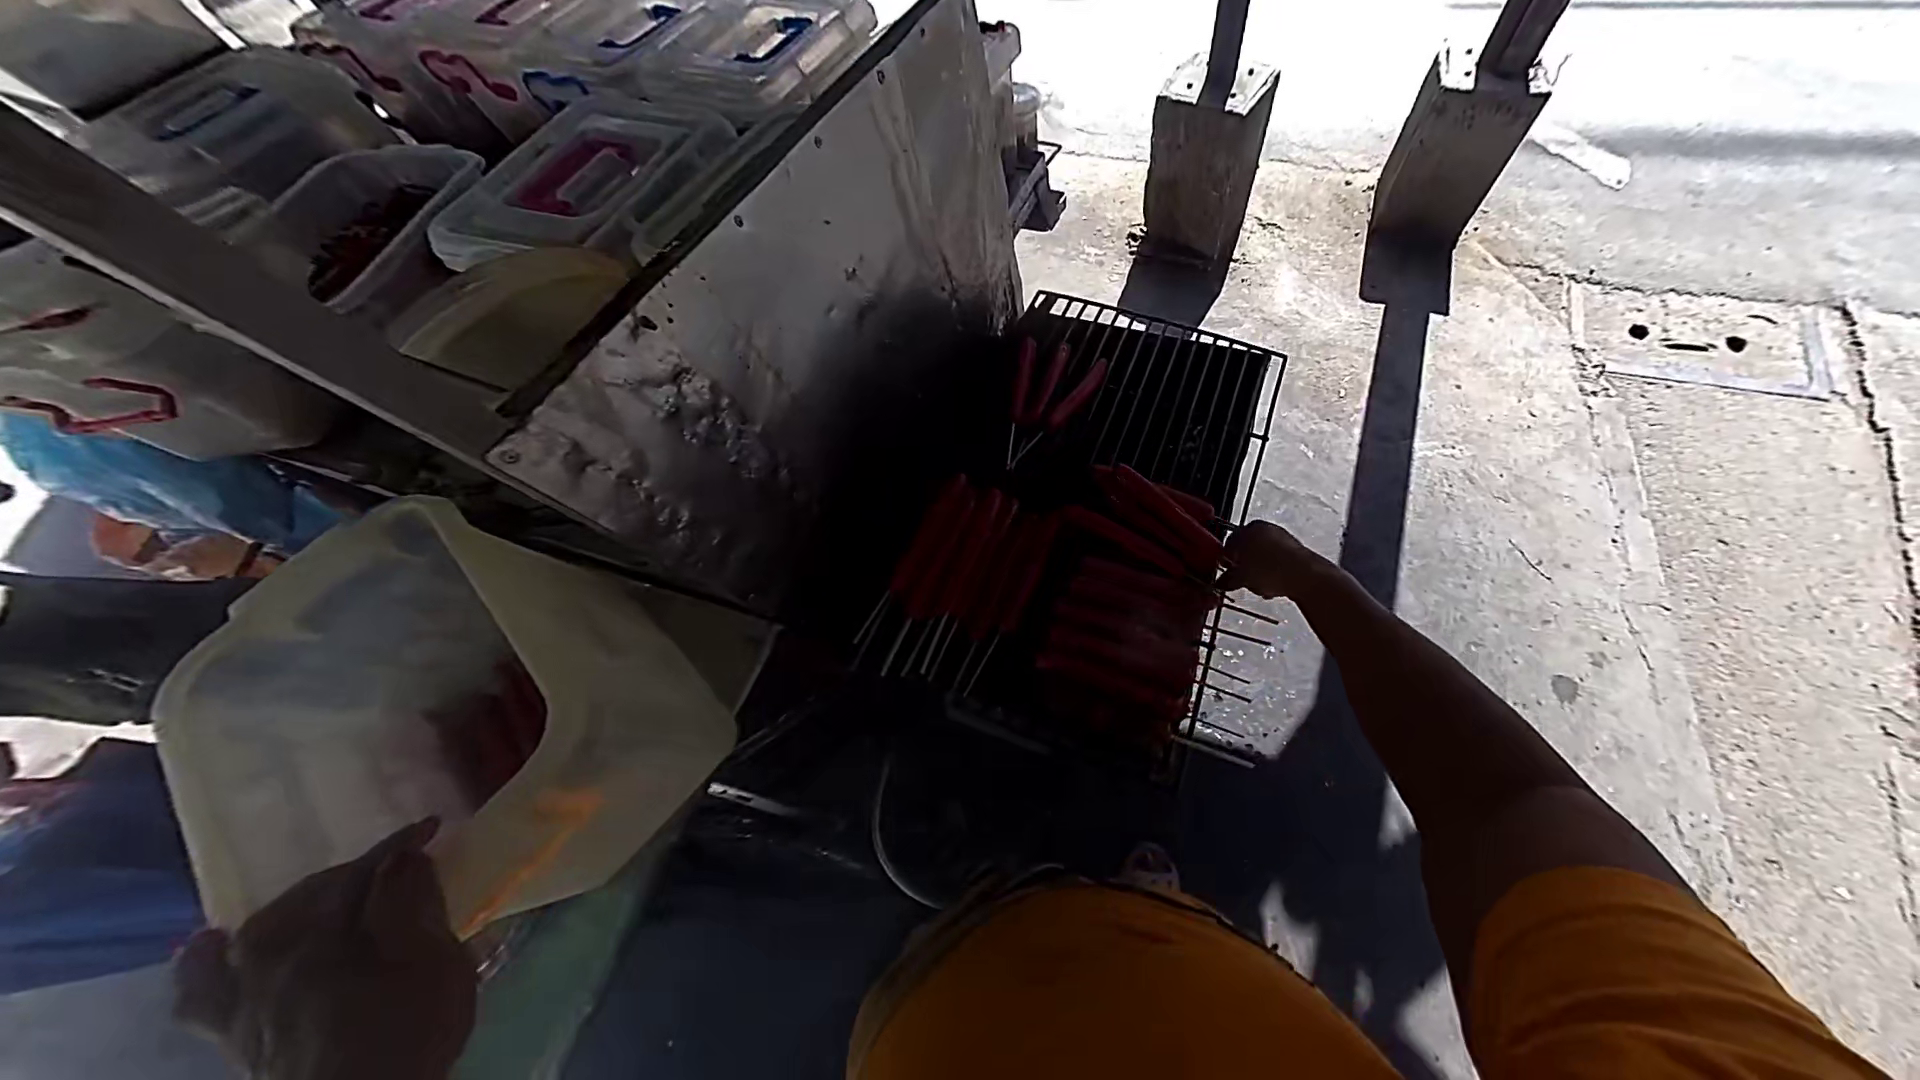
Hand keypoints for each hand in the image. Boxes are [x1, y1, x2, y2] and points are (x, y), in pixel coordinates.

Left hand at [174, 819, 476, 1079]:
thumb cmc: (410, 1031)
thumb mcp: (434, 962)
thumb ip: (414, 906)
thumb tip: (404, 858)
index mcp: (330, 943)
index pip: (363, 874)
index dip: (399, 845)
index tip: (430, 828)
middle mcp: (278, 966)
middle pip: (307, 900)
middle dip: (349, 873)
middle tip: (390, 867)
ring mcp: (250, 1006)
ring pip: (251, 939)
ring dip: (288, 908)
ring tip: (314, 896)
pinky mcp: (239, 1041)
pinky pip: (205, 995)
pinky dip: (205, 966)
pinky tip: (209, 947)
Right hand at [1218, 520, 1333, 598]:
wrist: (1307, 577)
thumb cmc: (1271, 570)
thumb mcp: (1242, 578)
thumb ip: (1228, 579)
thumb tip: (1222, 582)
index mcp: (1247, 529)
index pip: (1228, 544)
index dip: (1224, 561)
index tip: (1224, 573)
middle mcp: (1264, 528)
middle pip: (1246, 548)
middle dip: (1242, 565)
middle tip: (1239, 580)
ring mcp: (1282, 537)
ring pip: (1262, 554)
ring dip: (1258, 569)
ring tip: (1258, 586)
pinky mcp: (1296, 549)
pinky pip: (1277, 559)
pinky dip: (1272, 569)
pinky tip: (1272, 584)